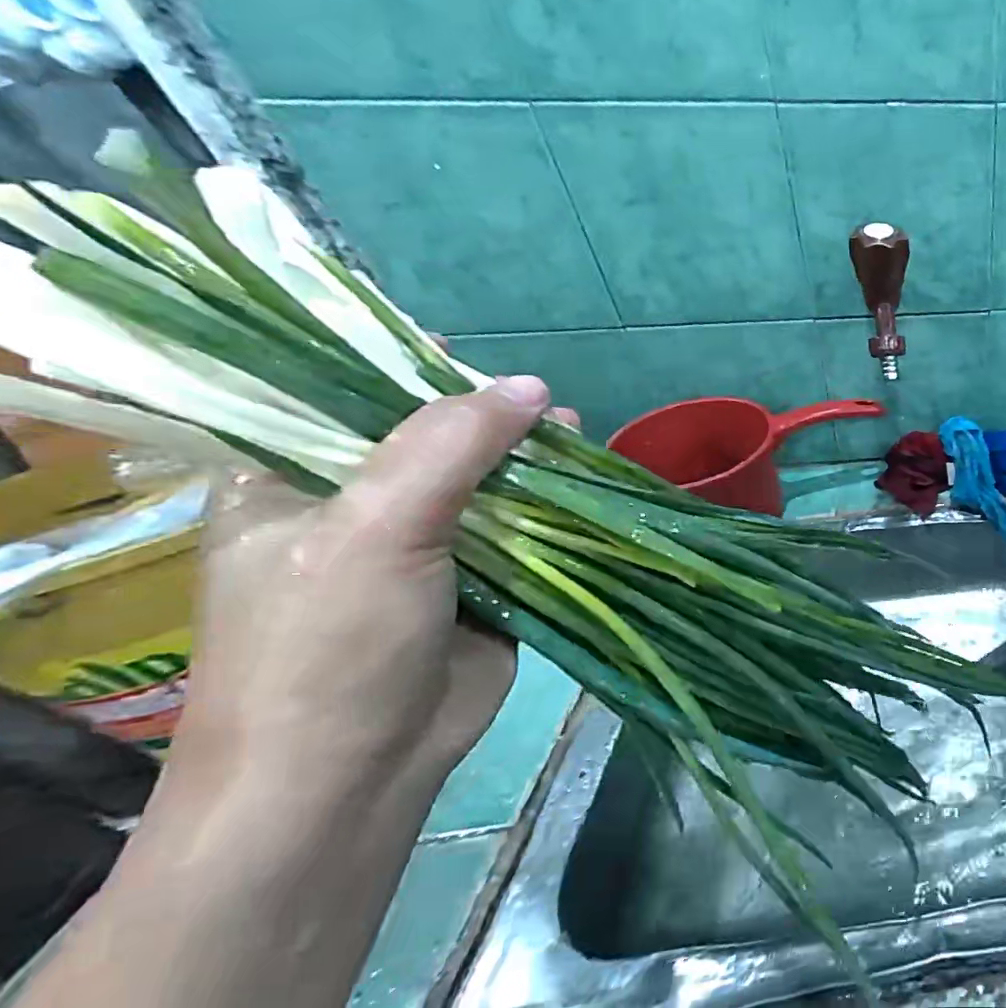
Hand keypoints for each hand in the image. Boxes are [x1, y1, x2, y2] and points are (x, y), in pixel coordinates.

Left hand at [19, 376, 568, 1007]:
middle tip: (545, 404)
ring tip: (577, 437)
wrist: (357, 773)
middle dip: (491, 420)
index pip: (347, 396)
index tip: (473, 356)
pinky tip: (589, 489)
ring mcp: (426, 547)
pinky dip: (556, 511)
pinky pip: (524, 531)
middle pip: (434, 439)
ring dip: (532, 465)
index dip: (409, 369)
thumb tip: (534, 386)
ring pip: (489, 485)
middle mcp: (359, 507)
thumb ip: (450, 446)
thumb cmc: (329, 645)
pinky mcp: (482, 583)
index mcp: (292, 482)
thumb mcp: (374, 527)